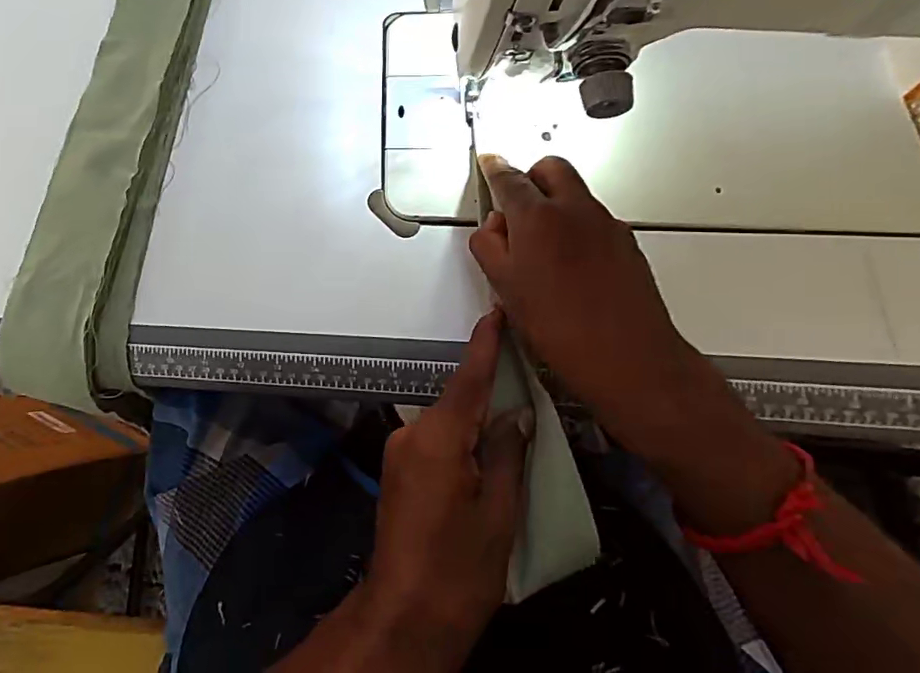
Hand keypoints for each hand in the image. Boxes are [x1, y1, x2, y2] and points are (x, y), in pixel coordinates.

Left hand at [364, 310, 531, 666]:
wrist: (408, 608)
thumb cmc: (462, 566)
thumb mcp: (500, 511)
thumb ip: (507, 453)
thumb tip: (516, 412)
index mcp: (439, 437)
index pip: (467, 380)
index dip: (483, 346)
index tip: (494, 312)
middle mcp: (412, 433)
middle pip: (455, 399)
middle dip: (485, 387)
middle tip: (522, 372)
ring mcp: (399, 450)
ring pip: (445, 421)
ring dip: (473, 419)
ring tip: (511, 420)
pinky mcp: (397, 468)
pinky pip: (433, 439)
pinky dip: (458, 438)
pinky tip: (481, 453)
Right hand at [467, 154, 730, 455]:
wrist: (628, 360)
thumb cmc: (567, 329)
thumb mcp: (502, 285)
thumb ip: (488, 245)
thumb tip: (491, 231)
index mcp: (538, 217)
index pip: (509, 177)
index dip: (494, 169)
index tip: (490, 165)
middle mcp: (576, 212)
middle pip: (552, 168)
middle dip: (530, 176)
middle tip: (515, 200)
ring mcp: (607, 226)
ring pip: (576, 193)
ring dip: (555, 203)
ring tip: (539, 243)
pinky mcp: (627, 244)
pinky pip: (595, 219)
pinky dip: (577, 226)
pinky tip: (566, 263)